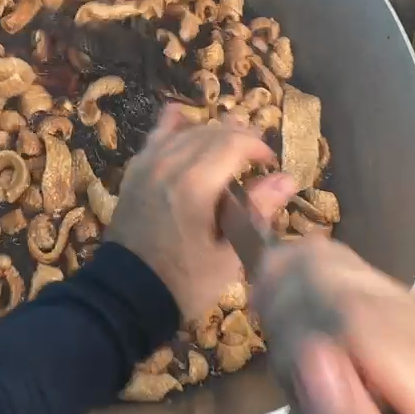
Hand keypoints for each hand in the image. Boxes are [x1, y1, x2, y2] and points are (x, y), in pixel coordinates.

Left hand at [105, 108, 295, 319]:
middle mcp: (170, 163)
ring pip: (186, 131)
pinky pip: (157, 136)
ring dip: (211, 132)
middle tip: (257, 155)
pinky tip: (182, 120)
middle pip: (210, 133)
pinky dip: (174, 127)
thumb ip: (257, 210)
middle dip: (238, 137)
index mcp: (196, 184)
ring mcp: (148, 164)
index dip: (257, 147)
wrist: (127, 293)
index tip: (271, 163)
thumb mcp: (228, 254)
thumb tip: (287, 179)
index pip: (233, 144)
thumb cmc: (184, 280)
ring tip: (231, 142)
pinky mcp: (135, 171)